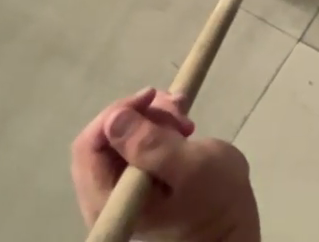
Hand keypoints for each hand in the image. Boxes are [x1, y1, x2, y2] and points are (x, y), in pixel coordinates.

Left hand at [71, 88, 260, 241]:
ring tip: (185, 121)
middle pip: (103, 136)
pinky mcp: (135, 176)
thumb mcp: (191, 168)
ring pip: (121, 132)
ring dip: (153, 116)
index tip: (153, 97)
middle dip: (140, 114)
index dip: (117, 113)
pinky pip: (135, 139)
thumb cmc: (214, 199)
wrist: (230, 222)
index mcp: (107, 200)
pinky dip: (157, 122)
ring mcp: (118, 186)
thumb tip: (114, 118)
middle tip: (178, 112)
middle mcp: (103, 194)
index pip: (89, 146)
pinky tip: (181, 123)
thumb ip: (153, 146)